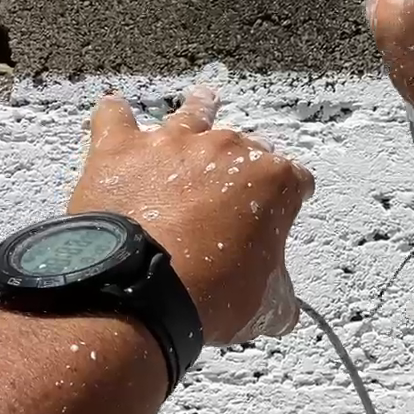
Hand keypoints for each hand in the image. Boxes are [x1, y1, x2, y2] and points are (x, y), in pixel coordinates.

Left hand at [68, 87, 313, 344]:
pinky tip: (117, 114)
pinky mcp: (121, 147)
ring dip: (200, 110)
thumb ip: (281, 297)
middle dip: (244, 165)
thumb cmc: (213, 296)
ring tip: (204, 100)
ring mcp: (173, 143)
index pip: (297, 180)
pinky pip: (116, 117)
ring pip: (193, 113)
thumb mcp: (266, 307)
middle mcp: (228, 149)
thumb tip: (285, 312)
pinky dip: (117, 118)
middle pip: (247, 146)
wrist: (140, 292)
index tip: (281, 212)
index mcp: (273, 182)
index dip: (292, 198)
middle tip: (232, 188)